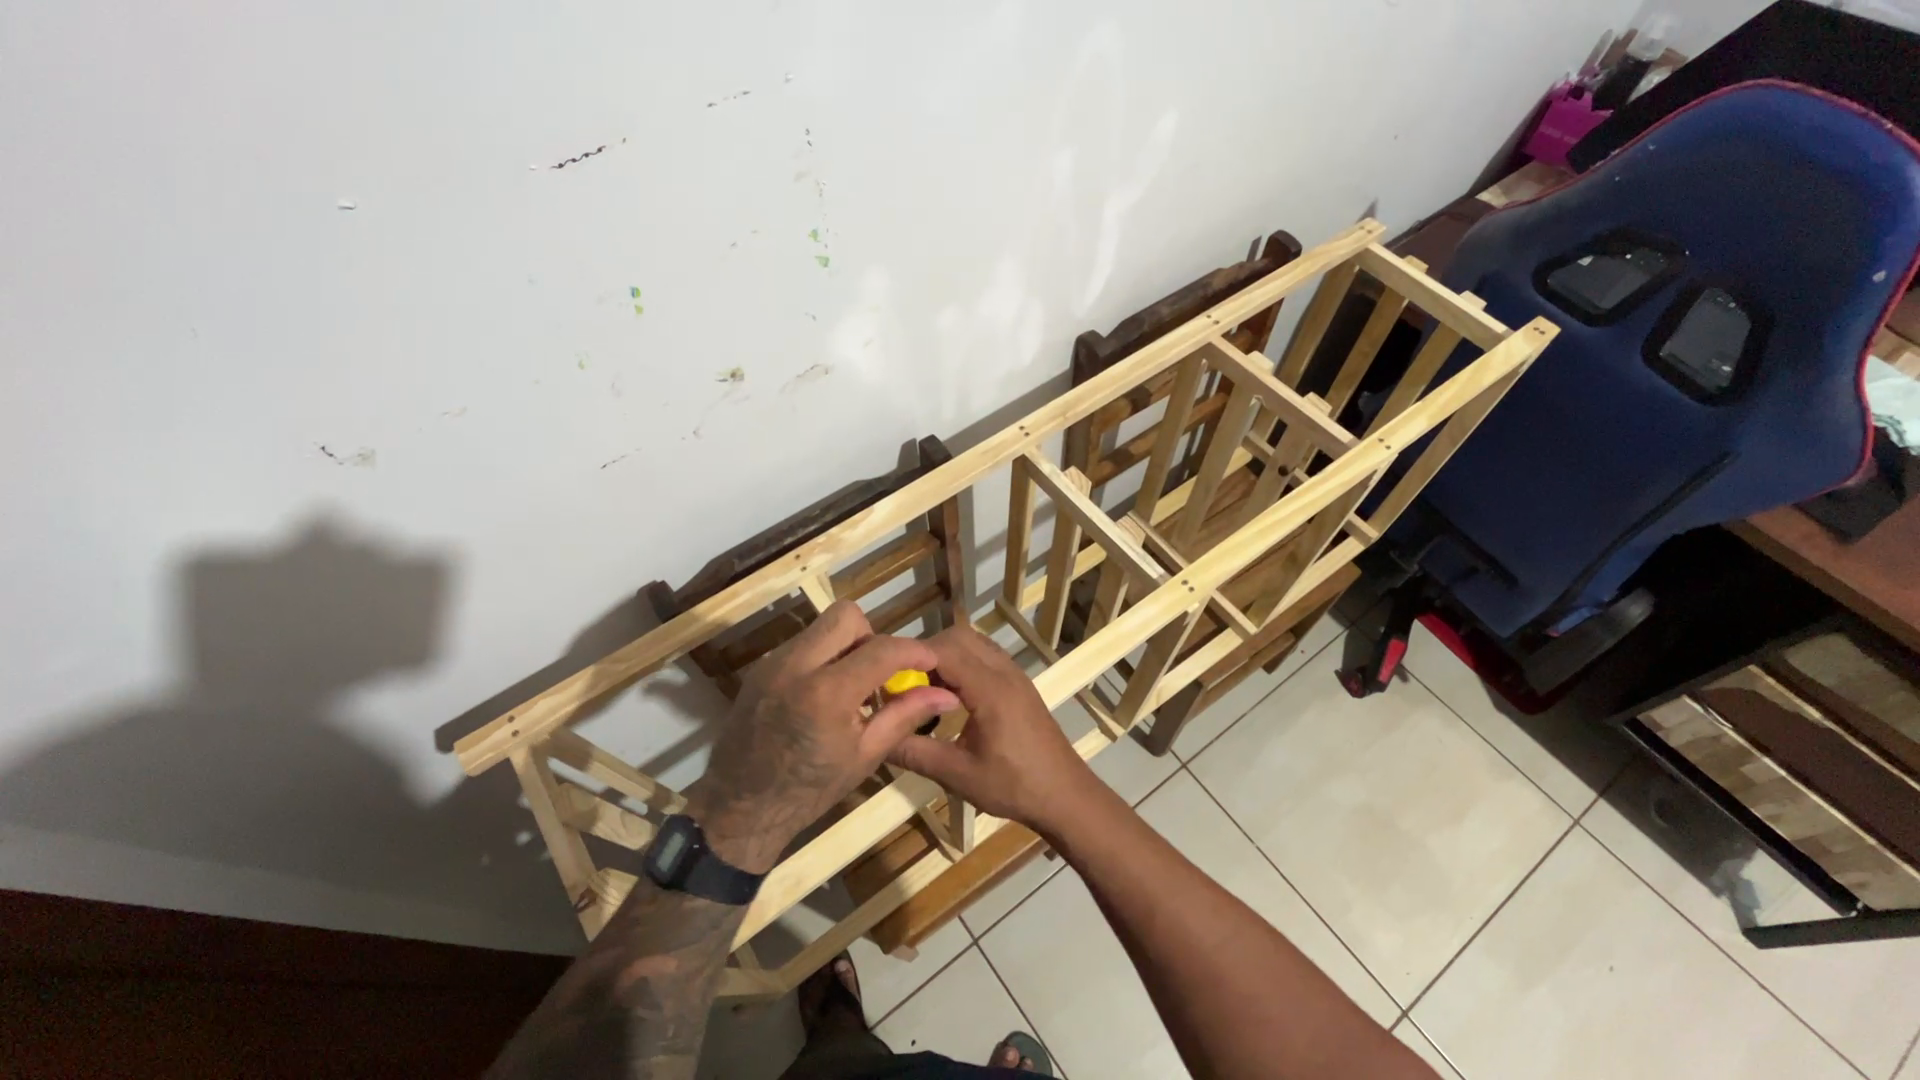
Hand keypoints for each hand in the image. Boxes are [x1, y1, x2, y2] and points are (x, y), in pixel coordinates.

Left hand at [688, 601, 959, 872]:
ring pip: (821, 628)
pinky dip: (822, 658)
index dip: (913, 651)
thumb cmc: (809, 791)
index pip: (881, 650)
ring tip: (852, 687)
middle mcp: (796, 666)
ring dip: (845, 646)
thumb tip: (946, 694)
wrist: (740, 809)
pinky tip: (825, 696)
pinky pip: (801, 645)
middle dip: (871, 637)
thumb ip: (905, 715)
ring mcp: (773, 664)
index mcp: (826, 693)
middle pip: (846, 617)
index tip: (930, 661)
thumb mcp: (865, 756)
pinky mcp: (760, 669)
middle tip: (878, 672)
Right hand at [888, 626, 1103, 837]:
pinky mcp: (1018, 684)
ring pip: (972, 643)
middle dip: (925, 654)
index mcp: (990, 689)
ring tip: (923, 691)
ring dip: (944, 657)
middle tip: (903, 686)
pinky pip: (984, 656)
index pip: (943, 650)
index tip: (885, 677)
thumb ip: (915, 752)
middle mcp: (1004, 671)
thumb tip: (876, 737)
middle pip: (957, 637)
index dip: (910, 658)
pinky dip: (962, 664)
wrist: (1065, 796)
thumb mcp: (957, 774)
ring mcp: (1014, 675)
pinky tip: (950, 698)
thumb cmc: (1014, 787)